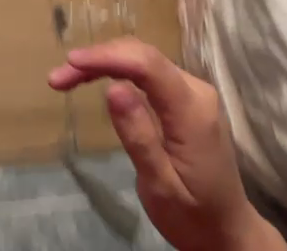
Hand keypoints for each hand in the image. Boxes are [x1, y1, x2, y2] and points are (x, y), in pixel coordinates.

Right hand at [49, 40, 284, 250]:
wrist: (227, 231)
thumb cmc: (193, 214)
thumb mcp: (161, 187)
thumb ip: (139, 137)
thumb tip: (113, 89)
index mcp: (192, 112)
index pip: (147, 65)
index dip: (107, 57)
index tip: (71, 62)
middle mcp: (196, 91)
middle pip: (142, 56)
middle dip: (97, 58)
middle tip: (58, 78)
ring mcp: (192, 91)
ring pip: (142, 59)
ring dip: (104, 62)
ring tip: (67, 78)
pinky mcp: (185, 97)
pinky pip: (147, 72)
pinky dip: (117, 70)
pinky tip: (95, 80)